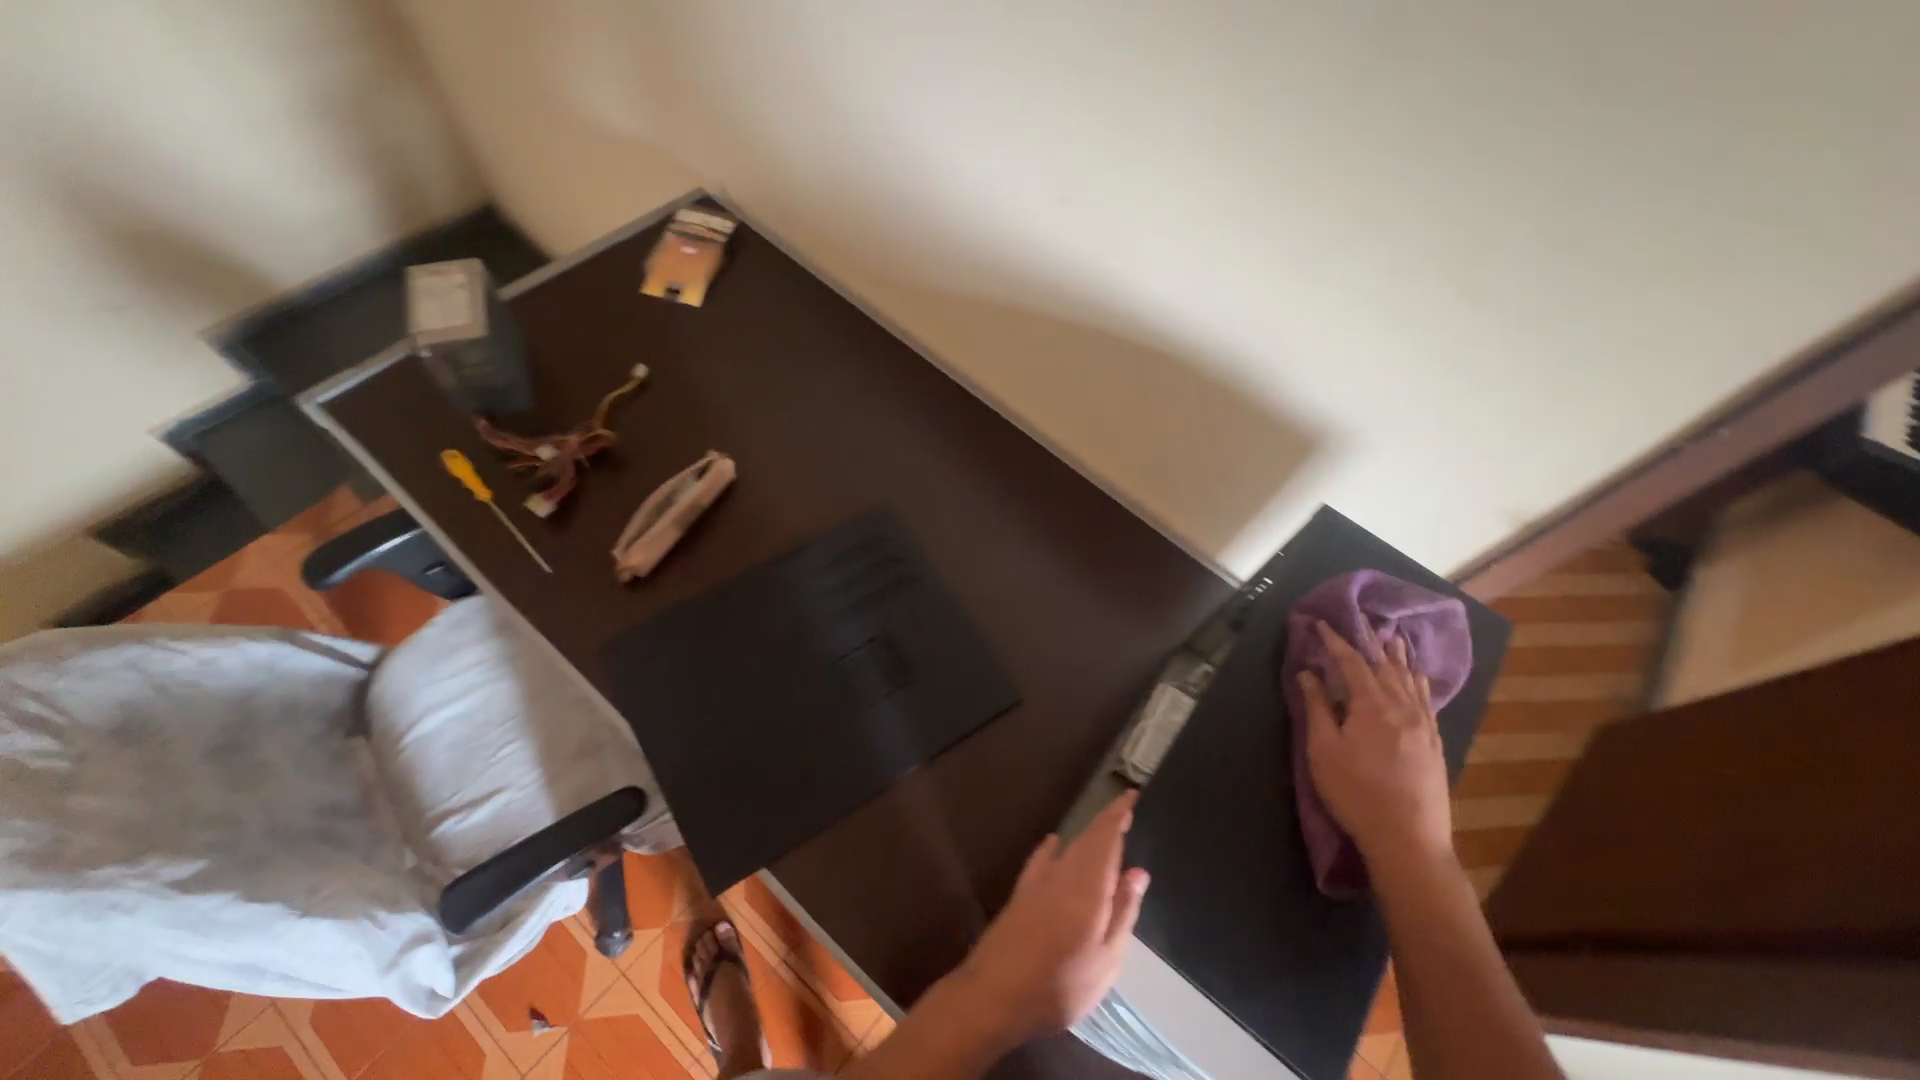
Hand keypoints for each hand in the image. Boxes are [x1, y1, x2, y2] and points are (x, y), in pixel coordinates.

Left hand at [954, 791, 1149, 1044]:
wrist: (992, 996)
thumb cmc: (1059, 984)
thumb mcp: (1106, 959)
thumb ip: (1122, 912)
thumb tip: (1137, 871)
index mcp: (1086, 885)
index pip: (1105, 836)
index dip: (1118, 813)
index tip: (1132, 794)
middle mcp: (1060, 873)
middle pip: (1086, 839)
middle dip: (1106, 824)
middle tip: (1126, 814)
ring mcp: (1035, 882)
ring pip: (1066, 849)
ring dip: (1085, 838)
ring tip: (1103, 835)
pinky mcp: (1019, 895)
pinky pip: (1043, 859)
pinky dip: (1054, 848)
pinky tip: (1054, 845)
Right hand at [1298, 622, 1452, 863]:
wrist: (1407, 836)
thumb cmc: (1356, 792)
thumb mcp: (1323, 751)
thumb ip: (1317, 708)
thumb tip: (1309, 673)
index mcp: (1371, 705)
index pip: (1352, 663)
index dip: (1336, 642)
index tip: (1322, 624)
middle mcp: (1402, 706)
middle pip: (1386, 666)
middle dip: (1371, 643)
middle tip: (1362, 622)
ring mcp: (1423, 724)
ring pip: (1410, 680)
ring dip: (1398, 657)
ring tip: (1393, 638)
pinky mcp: (1434, 742)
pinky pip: (1426, 700)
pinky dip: (1418, 682)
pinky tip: (1417, 679)